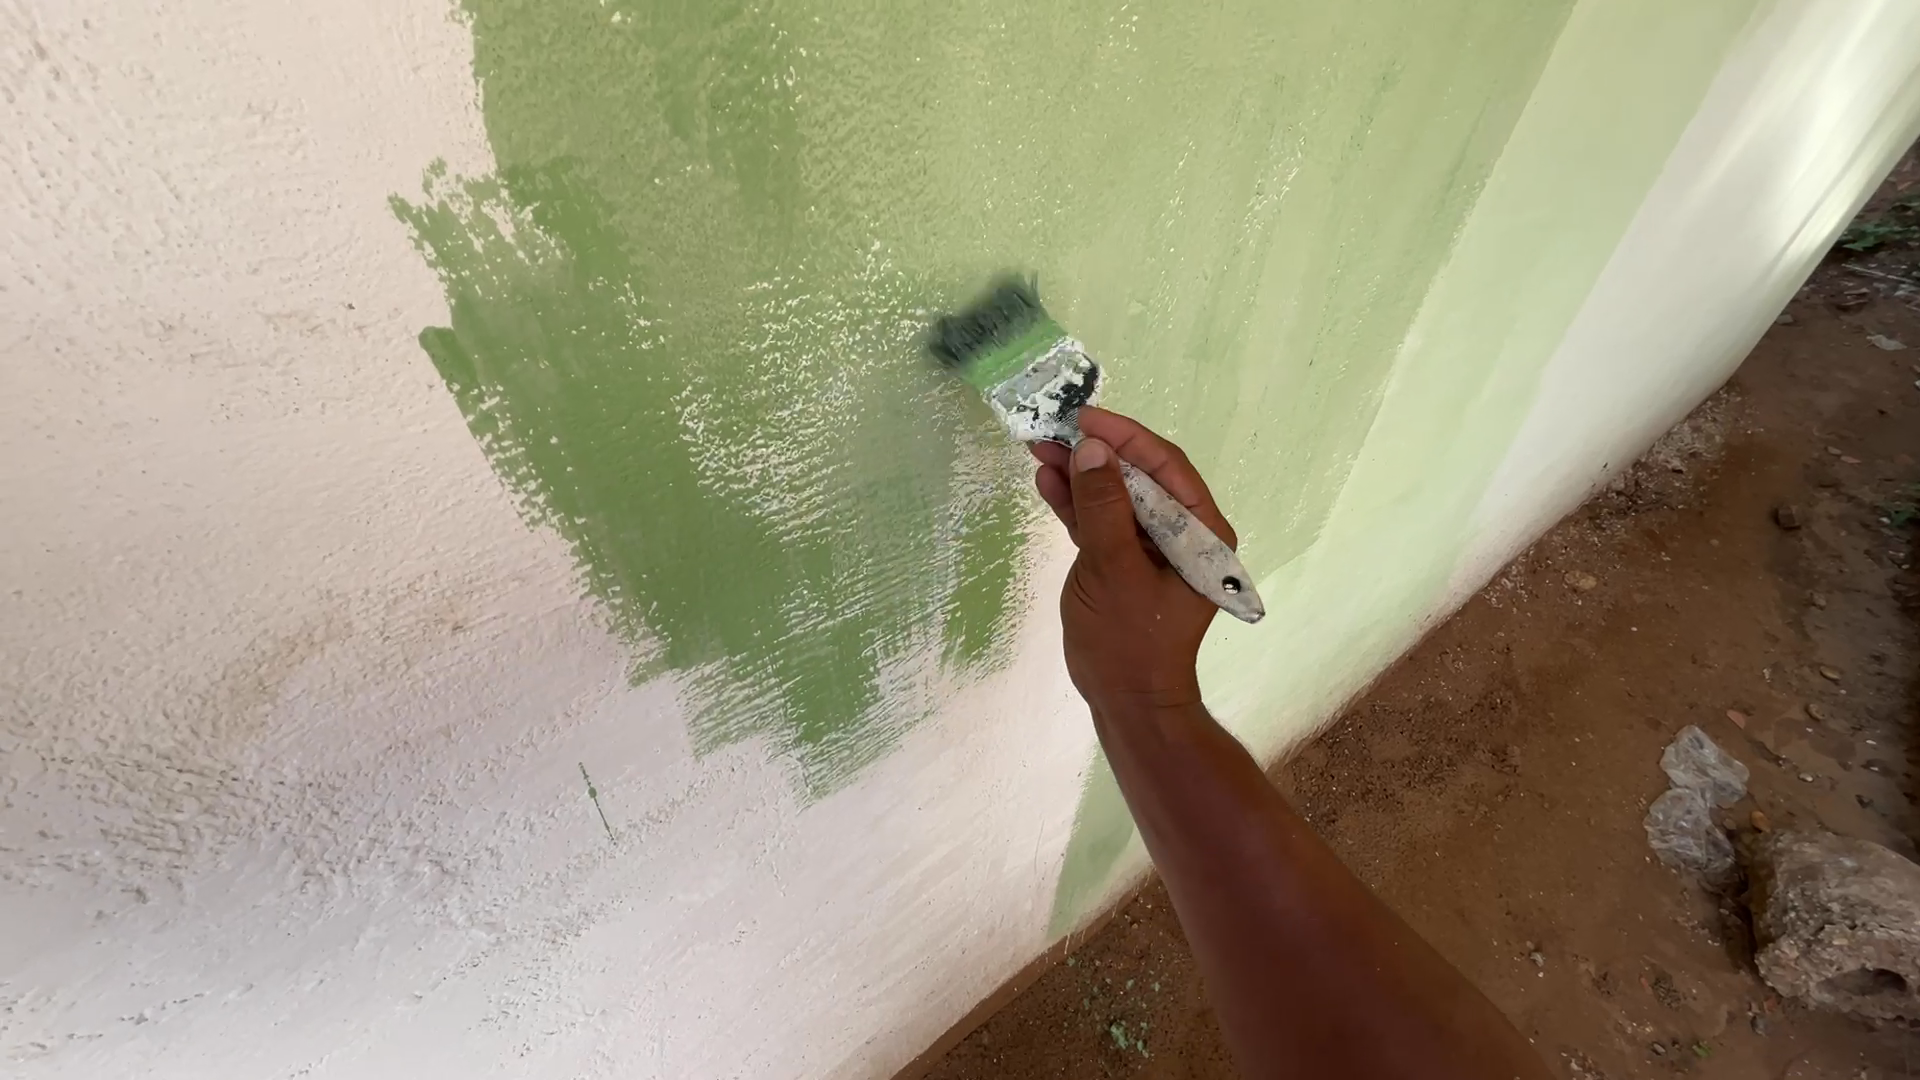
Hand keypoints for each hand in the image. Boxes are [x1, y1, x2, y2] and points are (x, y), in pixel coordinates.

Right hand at [1030, 407, 1239, 714]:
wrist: (1124, 699)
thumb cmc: (1130, 640)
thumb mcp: (1115, 570)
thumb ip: (1104, 508)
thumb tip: (1091, 449)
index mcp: (1200, 532)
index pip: (1165, 467)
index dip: (1125, 437)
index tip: (1084, 418)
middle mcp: (1179, 532)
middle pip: (1136, 477)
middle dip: (1095, 452)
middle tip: (1052, 429)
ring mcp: (1146, 547)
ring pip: (1112, 496)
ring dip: (1079, 474)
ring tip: (1039, 448)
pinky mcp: (1119, 561)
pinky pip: (1097, 522)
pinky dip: (1073, 504)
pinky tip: (1047, 481)